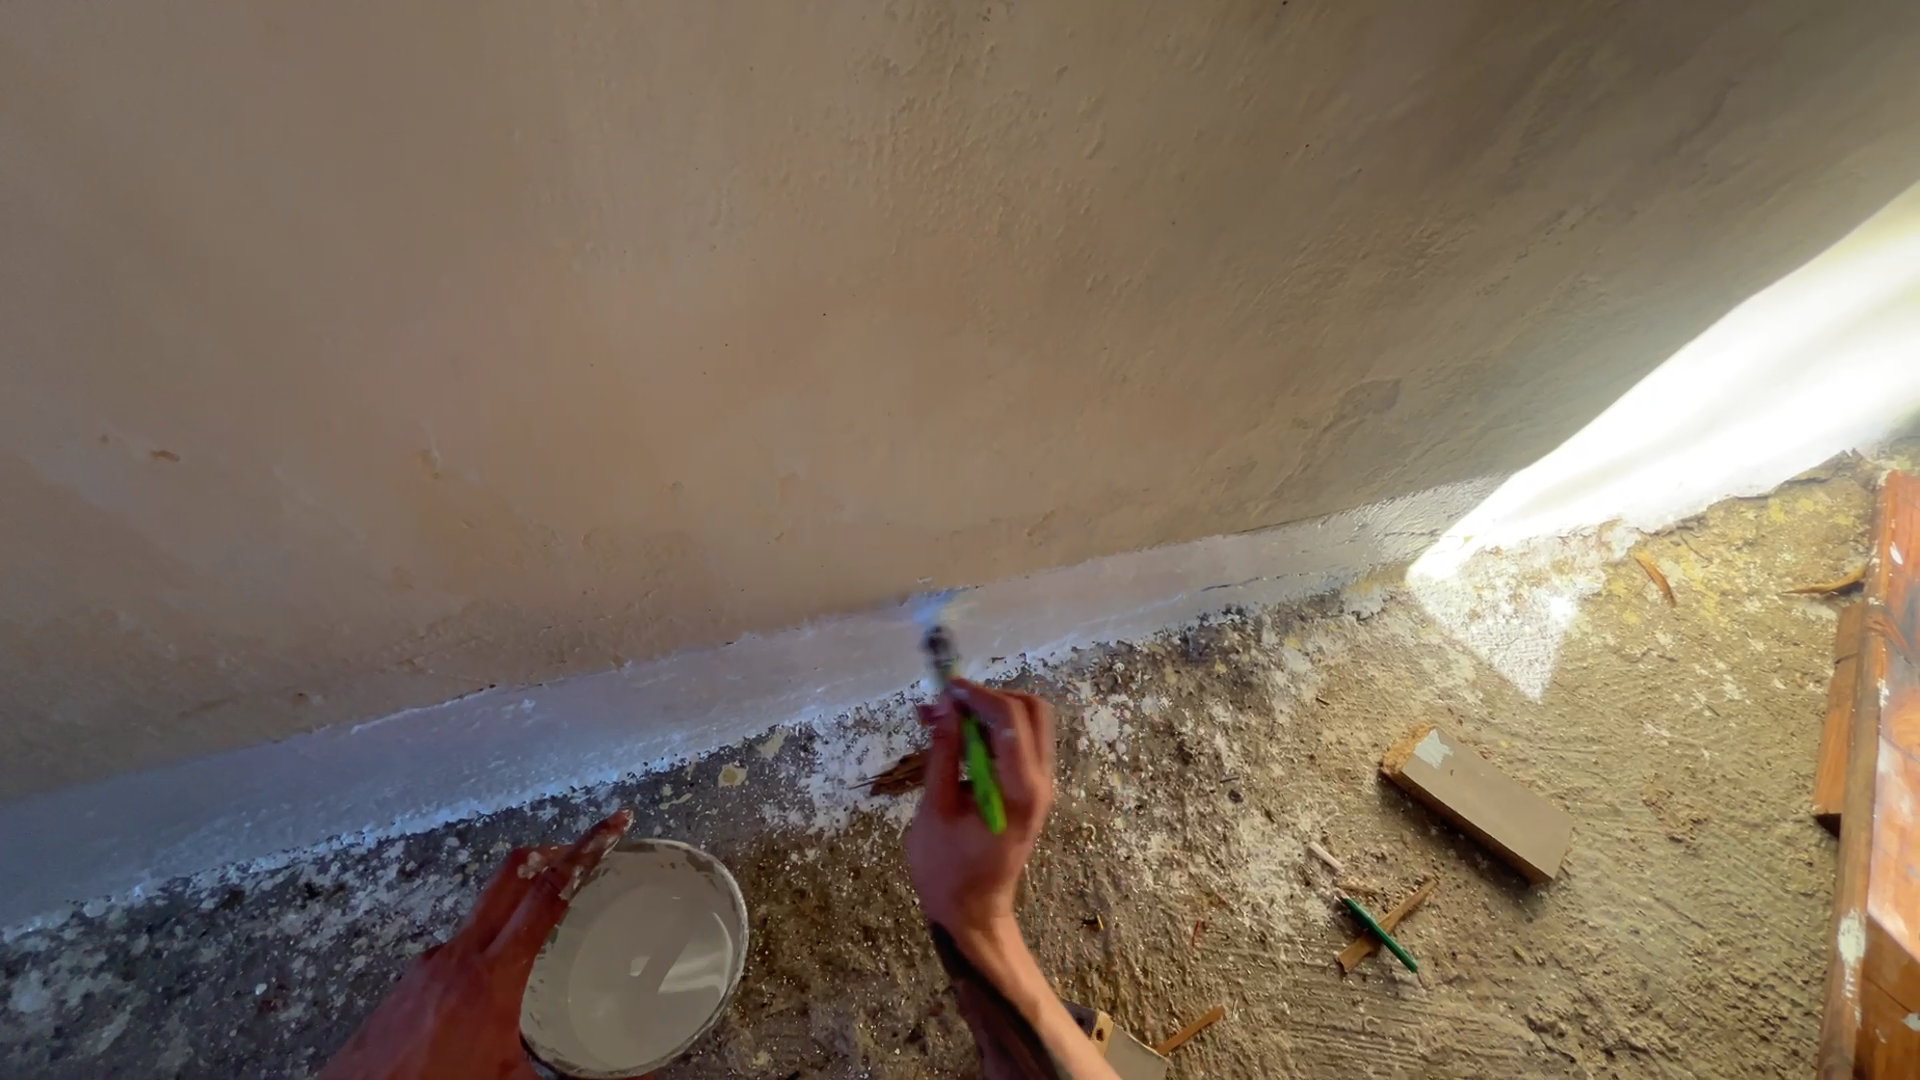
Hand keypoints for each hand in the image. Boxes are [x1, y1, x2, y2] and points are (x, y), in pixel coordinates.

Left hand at [318, 810, 633, 1079]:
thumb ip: (574, 1077)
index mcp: (494, 975)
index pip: (550, 891)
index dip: (587, 849)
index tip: (615, 824)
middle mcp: (460, 955)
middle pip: (514, 872)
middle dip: (556, 850)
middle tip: (589, 849)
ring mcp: (430, 963)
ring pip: (487, 905)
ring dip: (522, 896)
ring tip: (549, 921)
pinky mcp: (410, 979)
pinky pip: (461, 942)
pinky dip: (491, 941)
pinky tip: (499, 977)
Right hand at [906, 681, 1055, 955]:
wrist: (972, 913)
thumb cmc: (947, 869)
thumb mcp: (935, 809)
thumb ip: (943, 753)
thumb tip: (943, 705)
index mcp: (1020, 790)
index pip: (1011, 720)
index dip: (978, 695)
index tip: (944, 688)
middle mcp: (1041, 782)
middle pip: (1032, 711)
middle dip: (991, 697)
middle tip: (949, 704)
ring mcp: (1041, 785)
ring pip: (1030, 722)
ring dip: (991, 711)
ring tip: (944, 718)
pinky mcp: (1031, 788)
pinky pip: (1021, 742)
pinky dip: (993, 729)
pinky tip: (956, 736)